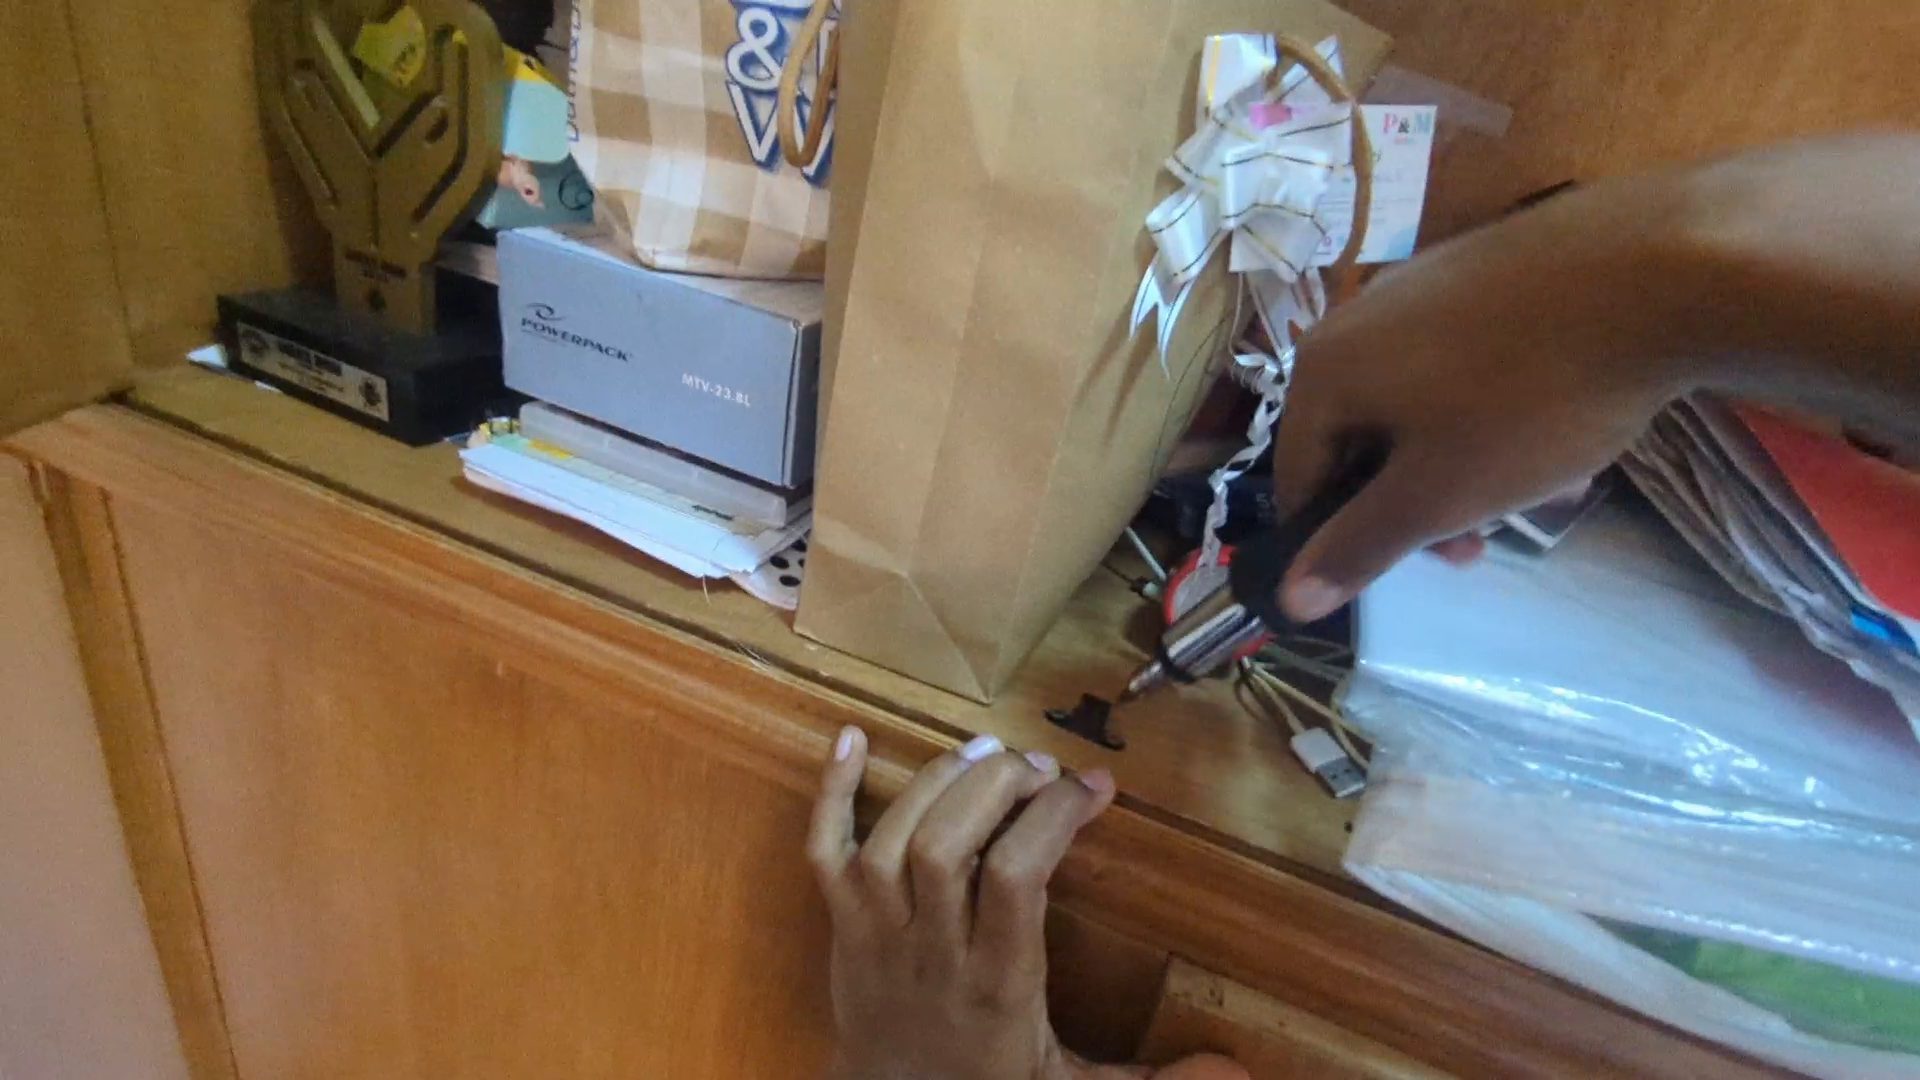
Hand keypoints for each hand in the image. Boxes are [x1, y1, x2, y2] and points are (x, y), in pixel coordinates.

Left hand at [810, 728, 1247, 1079]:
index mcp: (998, 984)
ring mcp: (875, 933)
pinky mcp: (839, 922)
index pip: (1017, 878)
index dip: (1055, 817)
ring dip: (935, 780)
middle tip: (1035, 762)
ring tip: (984, 751)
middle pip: (947, 846)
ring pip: (891, 841)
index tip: (1095, 786)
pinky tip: (851, 736)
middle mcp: (932, 950)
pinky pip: (822, 850)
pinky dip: (832, 791)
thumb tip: (1241, 1072)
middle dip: (995, 787)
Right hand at [1272, 173, 1700, 621]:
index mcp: (1319, 375)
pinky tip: (1546, 411)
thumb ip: (1355, 550)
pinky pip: (1450, 356)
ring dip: (1450, 458)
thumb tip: (1290, 603)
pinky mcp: (1475, 266)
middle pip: (1355, 440)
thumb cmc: (1531, 398)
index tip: (1419, 558)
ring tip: (1531, 478)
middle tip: (1482, 533)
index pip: (1298, 480)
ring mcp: (1414, 287)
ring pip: (1406, 402)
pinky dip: (1479, 401)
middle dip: (1410, 498)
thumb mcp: (1436, 495)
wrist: (1681, 260)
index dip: (1345, 534)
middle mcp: (1348, 323)